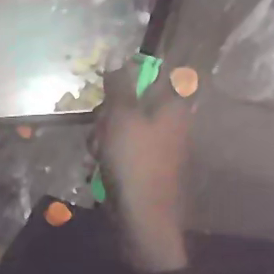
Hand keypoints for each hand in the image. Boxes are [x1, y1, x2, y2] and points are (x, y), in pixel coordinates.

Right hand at [97, 61, 192, 272]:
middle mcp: (169, 122)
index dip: (131, 75)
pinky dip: (108, 154)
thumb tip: (116, 56)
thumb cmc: (135, 161)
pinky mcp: (143, 165)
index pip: (156, 73)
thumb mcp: (122, 116)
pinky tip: (99, 166)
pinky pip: (120, 149)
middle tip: (102, 126)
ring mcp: (157, 146)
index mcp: (173, 105)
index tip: (112, 86)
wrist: (143, 218)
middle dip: (109, 112)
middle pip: (132, 100)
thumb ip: (119, 84)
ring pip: (121, 125)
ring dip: (103, 135)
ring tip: (99, 153)